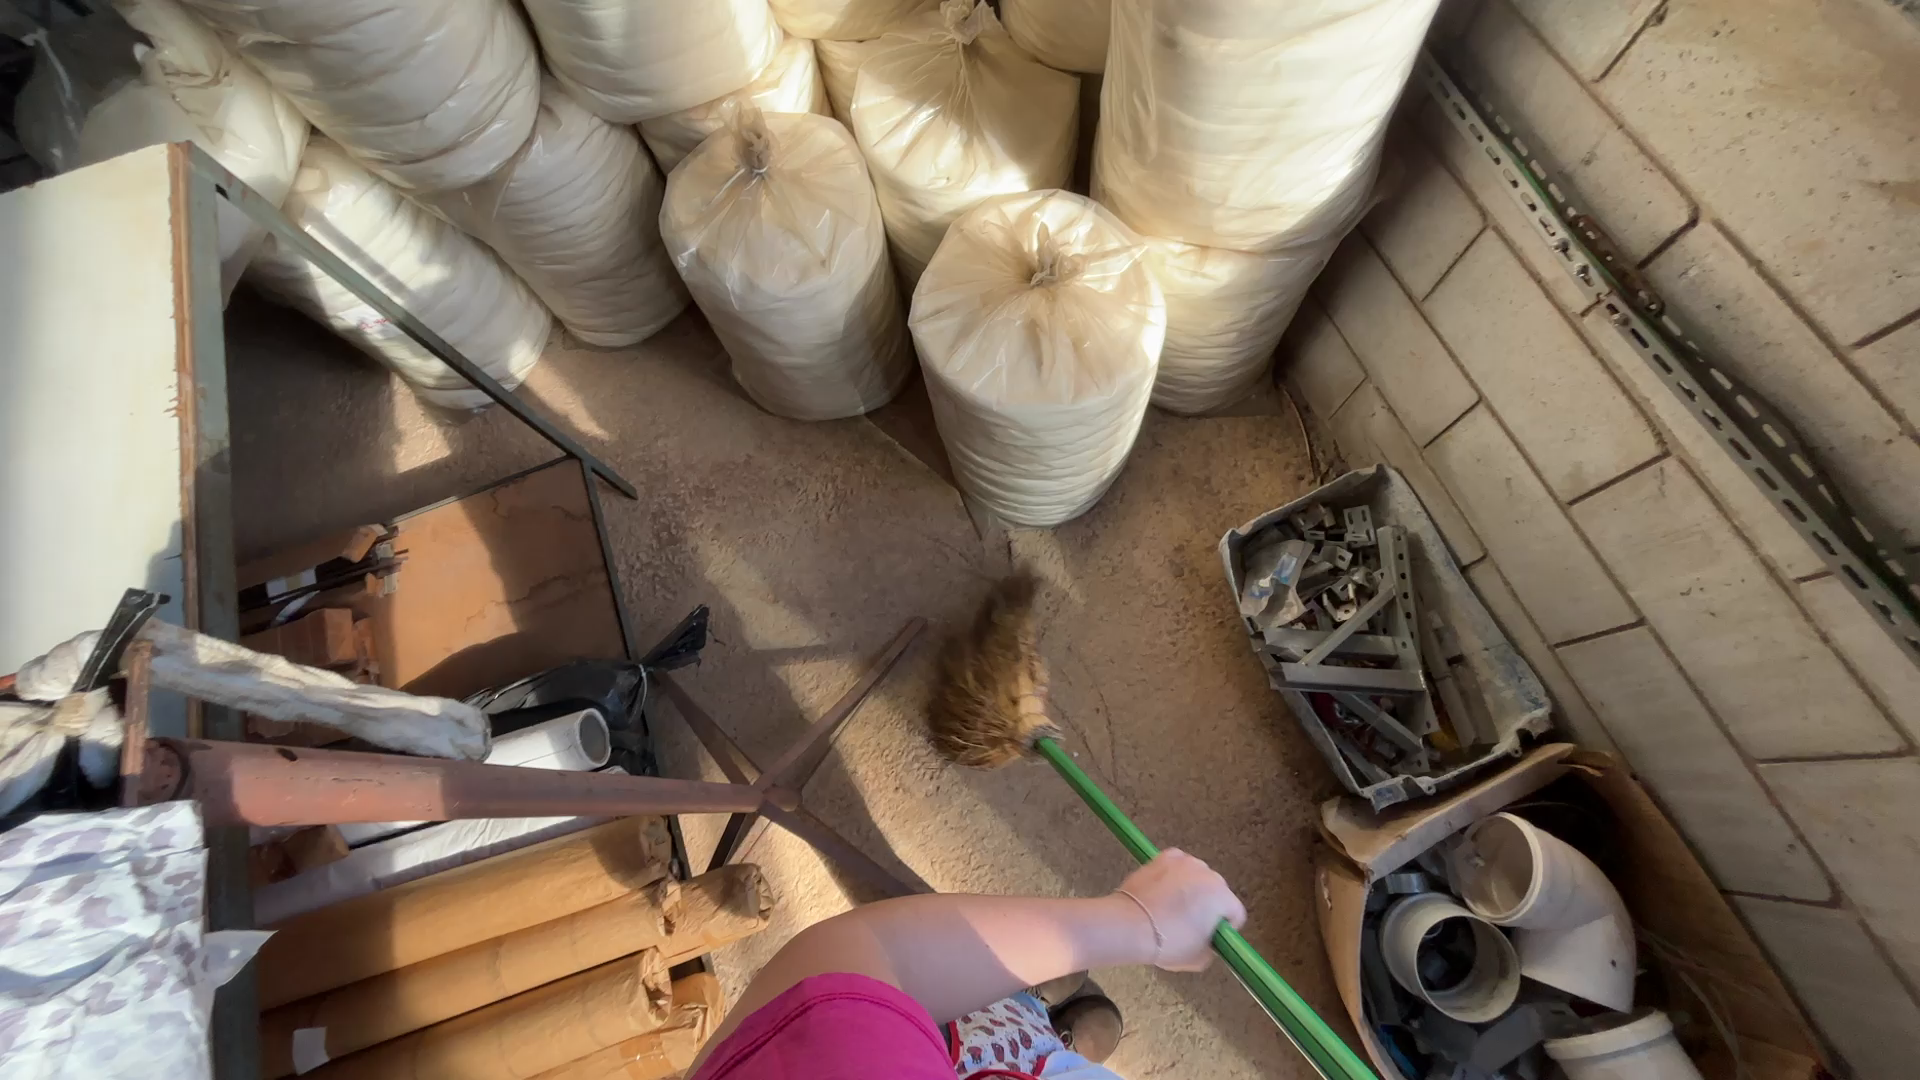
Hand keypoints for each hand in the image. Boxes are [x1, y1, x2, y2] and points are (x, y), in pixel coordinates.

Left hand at [1114, 849, 1246, 971]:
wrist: (1133, 923)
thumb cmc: (1170, 942)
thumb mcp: (1201, 957)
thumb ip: (1212, 943)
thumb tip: (1207, 935)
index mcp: (1222, 897)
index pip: (1236, 913)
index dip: (1226, 927)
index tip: (1212, 936)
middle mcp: (1207, 873)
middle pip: (1217, 890)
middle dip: (1209, 904)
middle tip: (1192, 921)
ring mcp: (1185, 861)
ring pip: (1198, 874)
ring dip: (1193, 886)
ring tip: (1175, 903)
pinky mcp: (1164, 856)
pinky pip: (1178, 864)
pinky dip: (1175, 873)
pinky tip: (1166, 887)